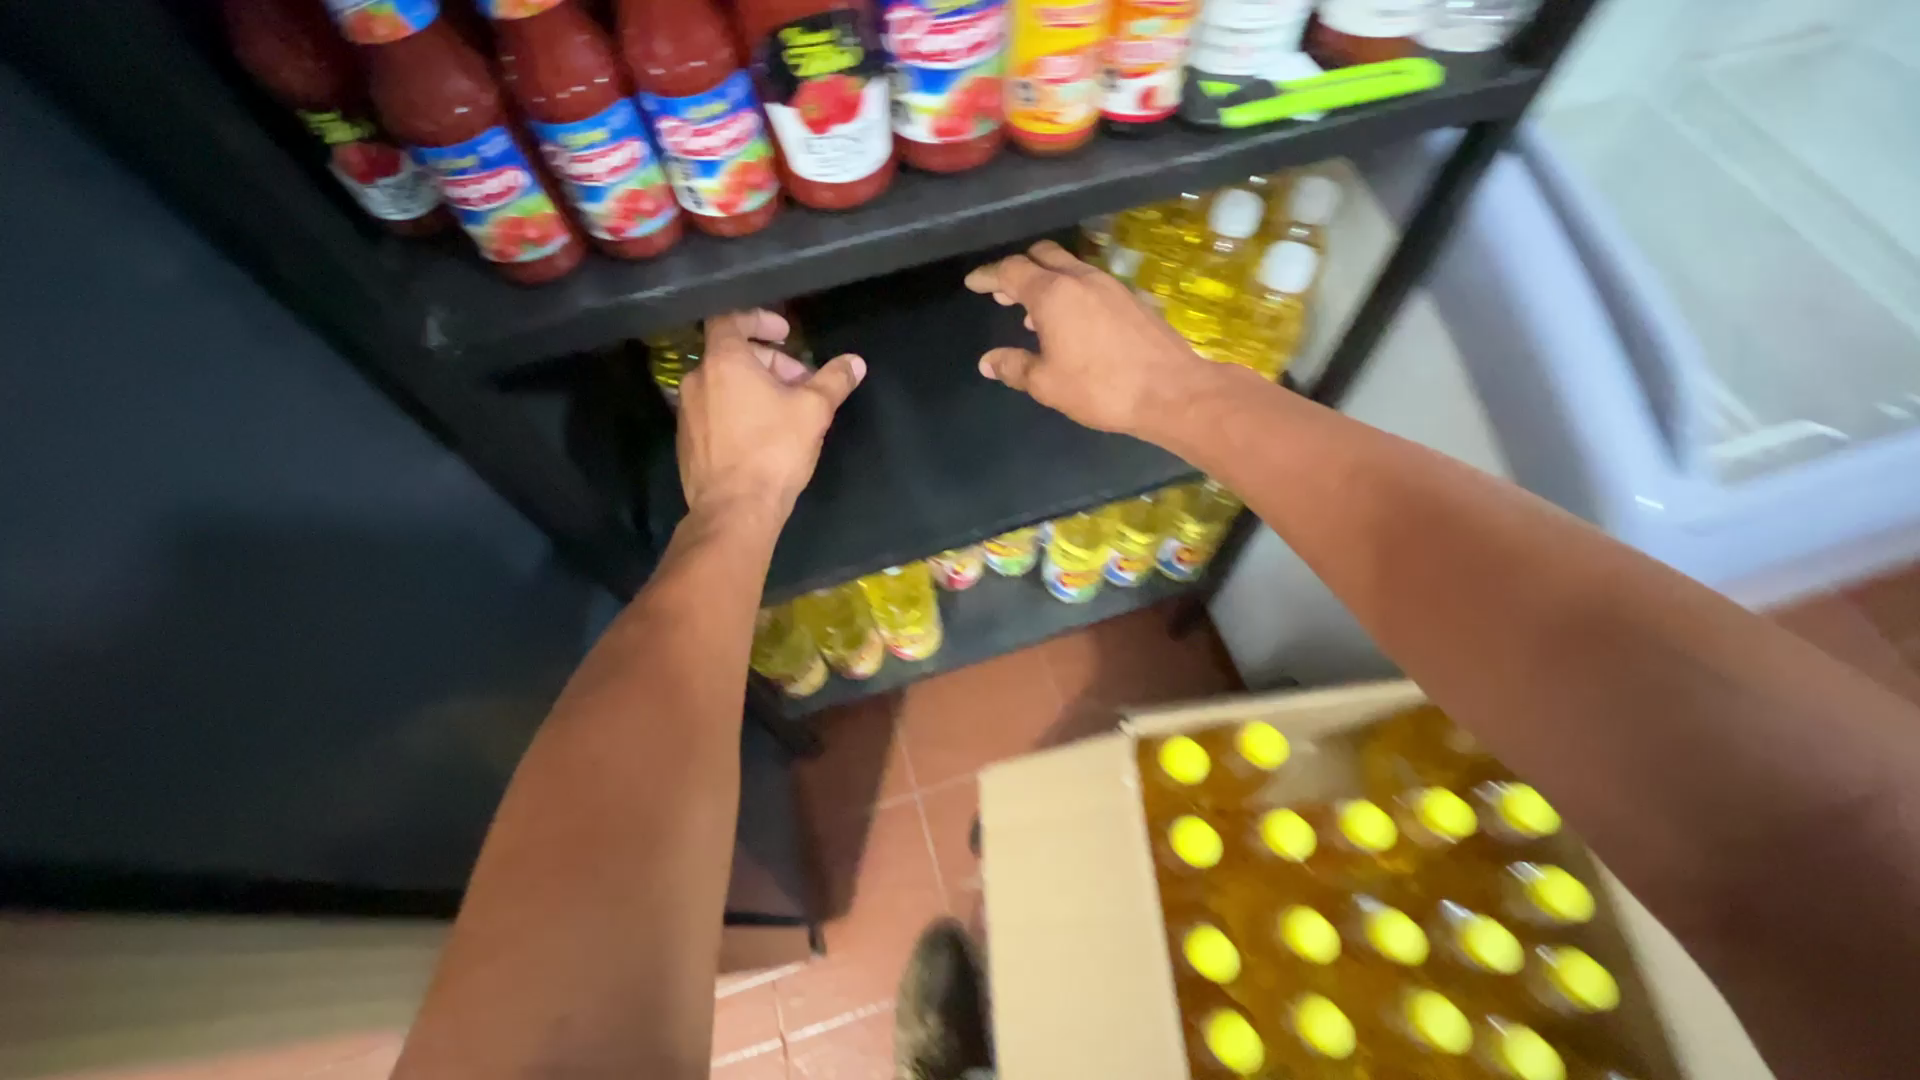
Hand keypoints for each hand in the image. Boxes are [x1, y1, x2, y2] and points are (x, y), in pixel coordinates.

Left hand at [677, 309, 864, 523]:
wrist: (734, 509)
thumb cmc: (774, 451)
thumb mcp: (814, 411)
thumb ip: (834, 381)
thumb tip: (855, 362)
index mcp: (724, 362)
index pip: (731, 319)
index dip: (760, 319)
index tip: (785, 332)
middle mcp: (697, 380)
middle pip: (732, 355)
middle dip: (770, 363)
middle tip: (801, 383)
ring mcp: (687, 413)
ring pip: (723, 386)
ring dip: (755, 389)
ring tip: (786, 412)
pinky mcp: (687, 442)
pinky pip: (715, 413)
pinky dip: (738, 412)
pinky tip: (763, 437)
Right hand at [964, 240, 1207, 436]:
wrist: (1169, 390)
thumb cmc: (1100, 388)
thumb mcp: (1047, 384)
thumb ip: (1014, 367)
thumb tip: (988, 362)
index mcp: (1053, 294)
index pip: (1011, 271)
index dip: (988, 276)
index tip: (973, 283)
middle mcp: (1081, 279)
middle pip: (1042, 256)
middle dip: (1018, 269)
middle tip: (1002, 291)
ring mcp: (1110, 284)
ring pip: (1069, 266)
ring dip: (1046, 280)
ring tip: (1031, 311)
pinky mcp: (1130, 297)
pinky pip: (1089, 282)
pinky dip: (1070, 290)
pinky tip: (1070, 321)